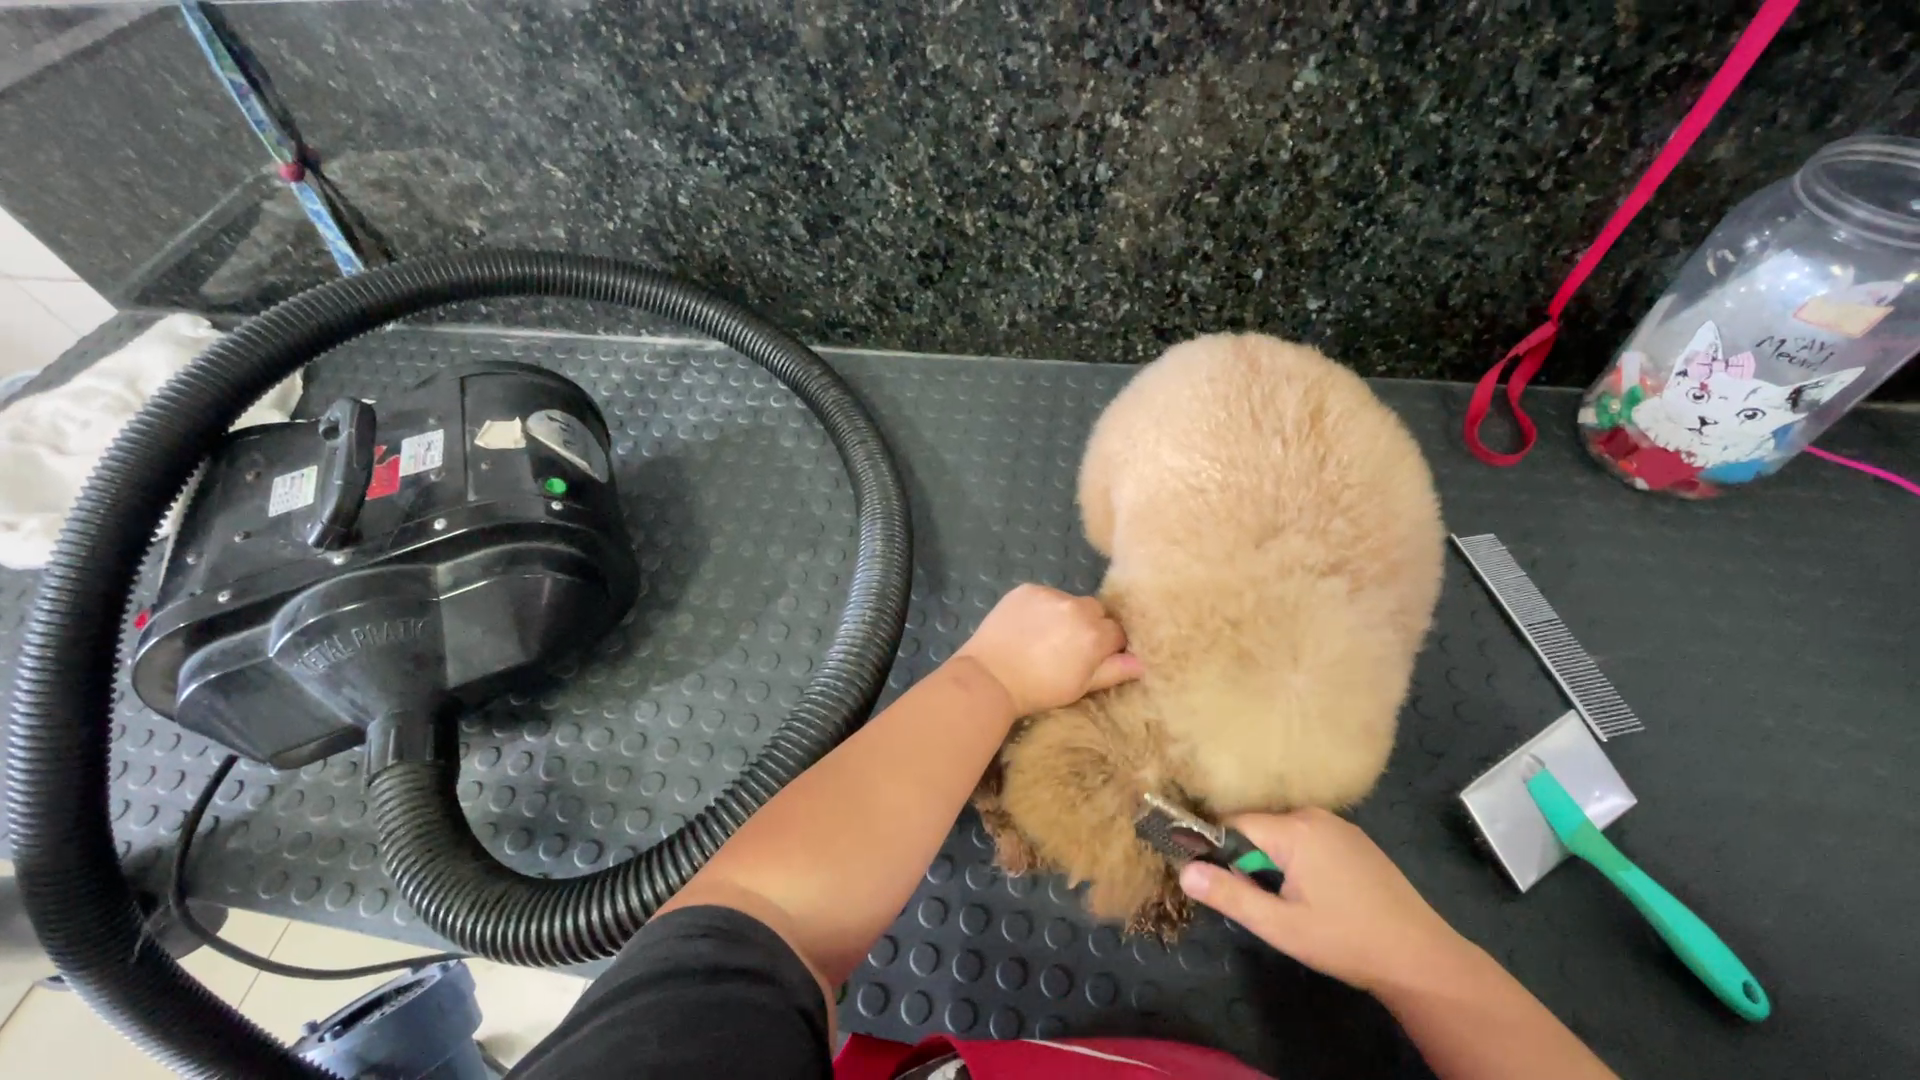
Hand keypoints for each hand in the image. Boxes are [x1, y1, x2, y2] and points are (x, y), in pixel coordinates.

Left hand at [954, 584, 1142, 716]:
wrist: (989, 678)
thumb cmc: (1038, 689)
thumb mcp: (1080, 687)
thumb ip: (1113, 670)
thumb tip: (1142, 663)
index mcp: (1094, 634)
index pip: (1116, 632)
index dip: (1107, 646)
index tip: (1092, 658)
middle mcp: (1076, 608)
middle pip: (1095, 611)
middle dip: (1089, 626)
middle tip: (1069, 646)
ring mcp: (1049, 595)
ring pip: (1070, 601)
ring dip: (1066, 614)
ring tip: (1045, 636)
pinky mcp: (1026, 589)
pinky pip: (1044, 595)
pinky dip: (1042, 607)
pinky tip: (1028, 626)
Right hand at [1178, 808, 1469, 993]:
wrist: (1422, 959)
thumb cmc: (1345, 940)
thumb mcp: (1280, 926)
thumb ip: (1230, 895)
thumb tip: (1184, 871)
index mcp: (1295, 829)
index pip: (1234, 823)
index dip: (1217, 849)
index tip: (1216, 881)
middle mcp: (1315, 816)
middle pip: (1259, 828)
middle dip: (1249, 860)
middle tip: (1261, 903)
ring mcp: (1340, 826)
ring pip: (1283, 835)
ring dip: (1273, 862)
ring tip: (1289, 903)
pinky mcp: (1356, 841)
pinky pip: (1308, 839)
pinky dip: (1298, 861)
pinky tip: (1316, 896)